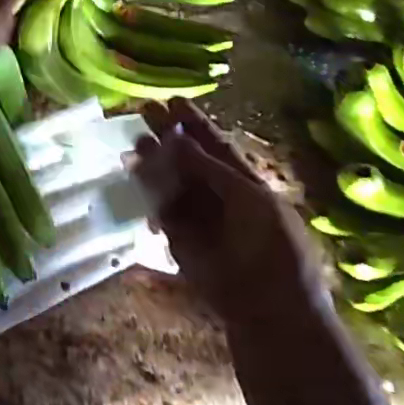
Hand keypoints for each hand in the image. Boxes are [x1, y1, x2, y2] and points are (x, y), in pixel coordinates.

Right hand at [132, 99, 326, 326]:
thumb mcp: (251, 200)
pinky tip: (131, 174)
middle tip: (143, 111)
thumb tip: (178, 140)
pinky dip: (144, 189)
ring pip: (168, 178)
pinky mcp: (175, 234)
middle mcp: (217, 194)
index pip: (216, 146)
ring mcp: (195, 213)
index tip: (172, 100)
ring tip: (133, 142)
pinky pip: (156, 204)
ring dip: (152, 160)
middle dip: (167, 135)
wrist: (265, 304)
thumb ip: (212, 169)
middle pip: (187, 158)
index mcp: (245, 183)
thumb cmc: (272, 248)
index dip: (195, 123)